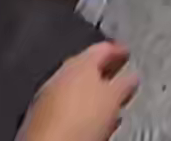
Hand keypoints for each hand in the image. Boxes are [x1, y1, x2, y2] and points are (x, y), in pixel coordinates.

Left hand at [19, 43, 139, 140]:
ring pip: (75, 89)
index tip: (128, 52)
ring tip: (107, 102)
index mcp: (80, 62)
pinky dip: (79, 110)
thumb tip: (133, 76)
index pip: (103, 48)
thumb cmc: (84, 120)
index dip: (118, 50)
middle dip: (103, 71)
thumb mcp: (114, 99)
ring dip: (91, 93)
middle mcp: (61, 74)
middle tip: (119, 75)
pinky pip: (65, 109)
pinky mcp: (37, 122)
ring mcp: (46, 98)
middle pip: (86, 68)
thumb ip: (125, 83)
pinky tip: (88, 122)